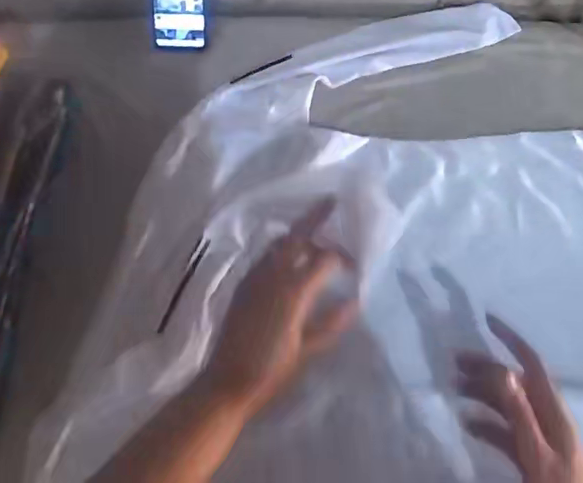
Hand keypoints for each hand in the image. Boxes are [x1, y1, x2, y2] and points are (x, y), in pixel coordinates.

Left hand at [200, 198, 358, 414]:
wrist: (226, 380)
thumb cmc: (271, 370)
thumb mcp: (307, 350)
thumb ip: (331, 322)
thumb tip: (355, 300)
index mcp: (294, 289)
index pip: (324, 258)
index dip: (342, 257)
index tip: (354, 264)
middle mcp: (274, 273)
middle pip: (298, 234)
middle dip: (316, 215)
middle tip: (331, 201)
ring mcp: (256, 274)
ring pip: (280, 242)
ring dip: (298, 232)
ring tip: (314, 231)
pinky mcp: (244, 281)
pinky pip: (267, 254)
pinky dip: (282, 247)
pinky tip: (290, 255)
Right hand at [458, 316, 582, 482]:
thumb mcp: (539, 457)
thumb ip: (521, 415)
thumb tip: (505, 370)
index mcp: (554, 413)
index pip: (532, 364)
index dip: (511, 339)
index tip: (486, 320)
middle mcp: (548, 419)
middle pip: (515, 383)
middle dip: (486, 368)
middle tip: (454, 363)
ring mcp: (542, 440)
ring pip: (509, 406)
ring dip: (483, 395)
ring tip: (454, 390)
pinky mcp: (535, 460)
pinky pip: (508, 433)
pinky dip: (488, 426)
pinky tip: (468, 426)